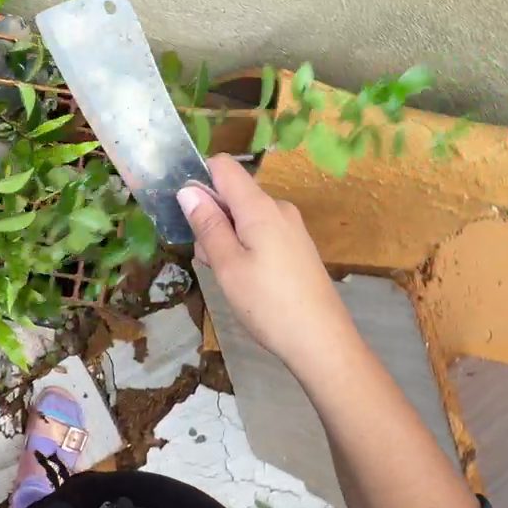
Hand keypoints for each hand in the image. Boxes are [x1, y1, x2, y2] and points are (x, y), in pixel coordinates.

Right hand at [175, 155, 356, 369]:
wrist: (322, 341)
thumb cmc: (269, 304)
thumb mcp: (228, 266)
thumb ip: (208, 225)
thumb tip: (188, 190)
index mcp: (260, 206)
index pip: (224, 166)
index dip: (199, 178)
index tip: (185, 210)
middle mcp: (279, 207)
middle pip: (234, 193)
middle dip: (211, 216)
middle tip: (206, 258)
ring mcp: (291, 227)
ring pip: (246, 215)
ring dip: (226, 235)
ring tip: (226, 275)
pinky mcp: (297, 246)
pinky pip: (262, 231)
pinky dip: (245, 245)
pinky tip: (246, 279)